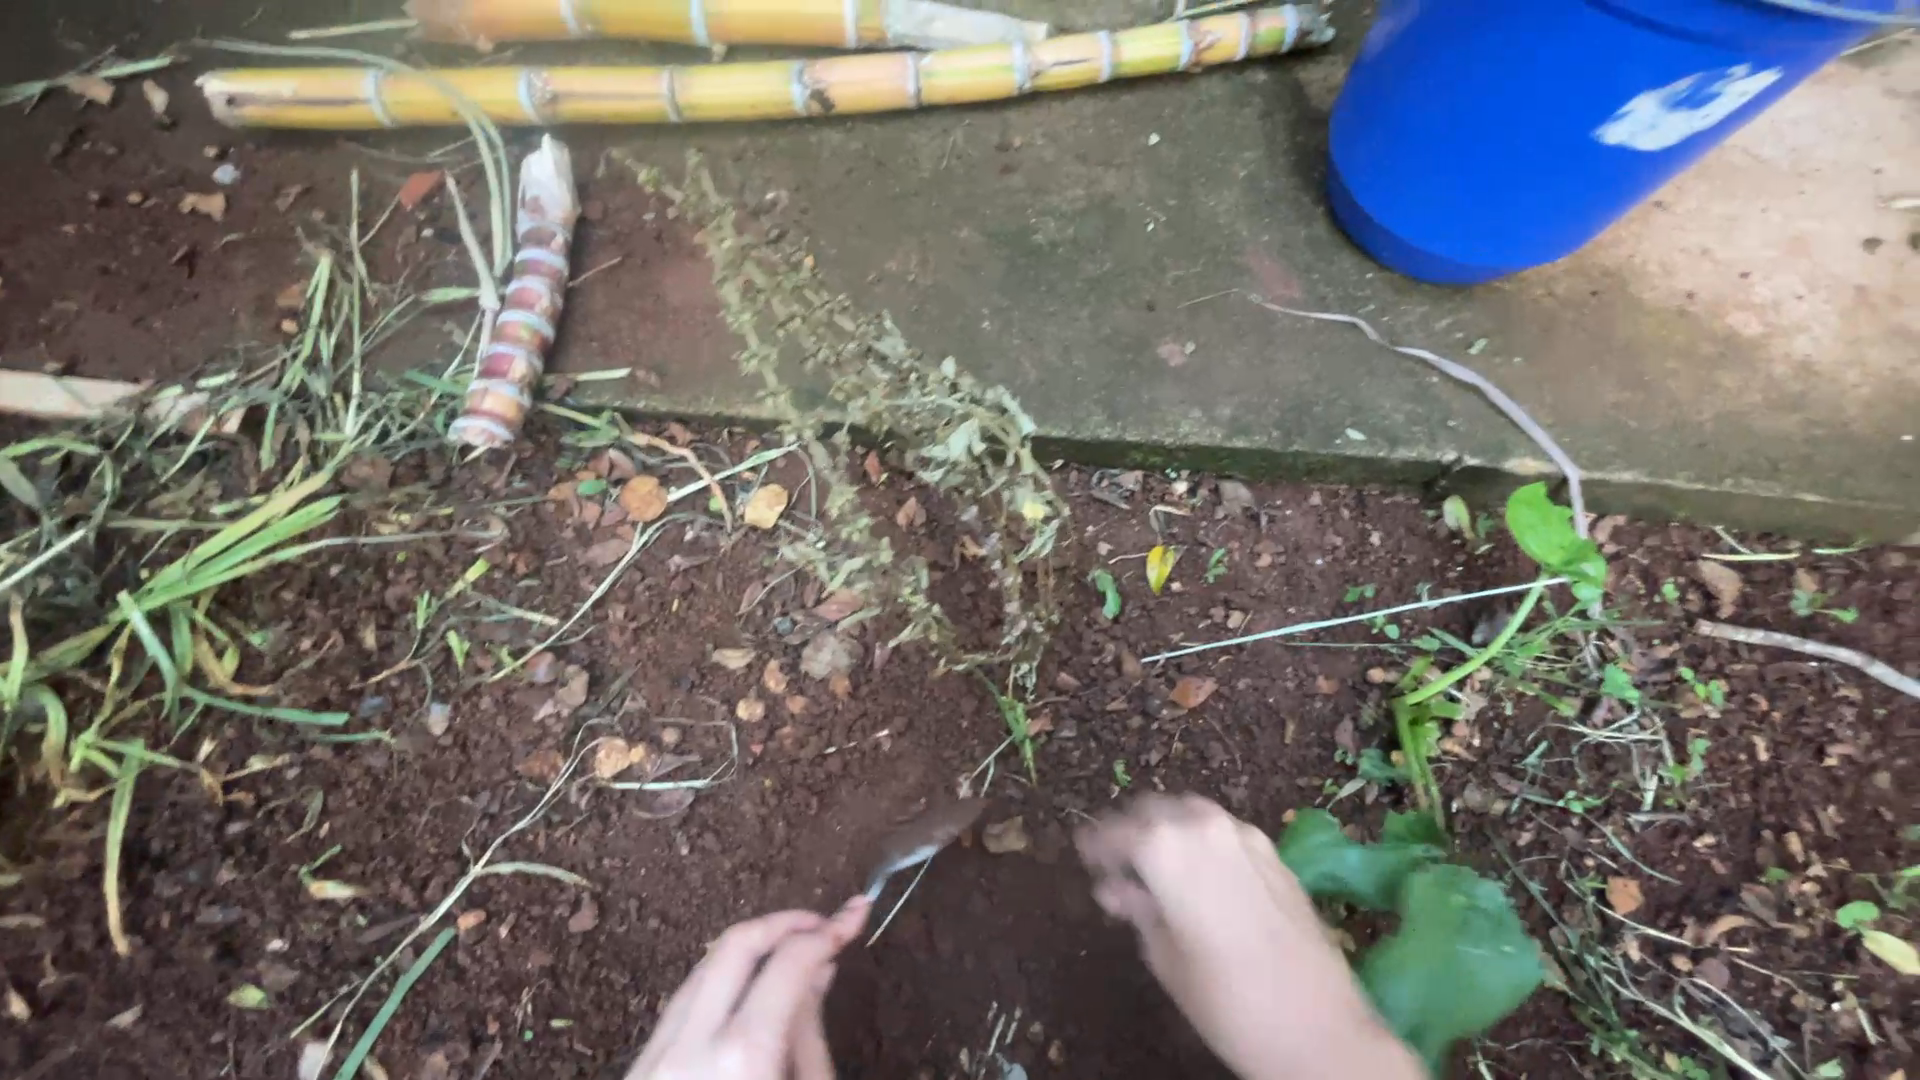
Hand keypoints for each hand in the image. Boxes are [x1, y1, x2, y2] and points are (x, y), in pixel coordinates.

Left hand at [627, 898, 869, 1079]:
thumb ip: (810, 1035)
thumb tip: (817, 973)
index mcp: (743, 1053)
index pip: (792, 961)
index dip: (832, 928)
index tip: (859, 911)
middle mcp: (691, 1043)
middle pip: (738, 942)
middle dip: (786, 921)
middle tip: (824, 924)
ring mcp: (656, 1053)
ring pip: (706, 965)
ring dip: (753, 948)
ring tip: (793, 957)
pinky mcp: (640, 1064)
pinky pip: (685, 1002)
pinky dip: (722, 982)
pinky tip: (750, 993)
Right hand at [1075, 795, 1423, 1079]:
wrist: (1322, 1030)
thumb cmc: (1227, 1001)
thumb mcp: (1165, 958)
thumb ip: (1138, 911)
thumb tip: (1114, 888)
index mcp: (1164, 848)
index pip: (1115, 831)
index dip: (1095, 843)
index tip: (1083, 853)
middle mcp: (1202, 827)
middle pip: (1153, 811)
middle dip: (1131, 830)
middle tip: (1116, 860)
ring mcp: (1243, 835)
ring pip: (1189, 813)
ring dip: (1167, 828)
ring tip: (1156, 863)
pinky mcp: (1273, 852)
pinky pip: (1222, 830)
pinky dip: (1200, 839)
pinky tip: (1199, 872)